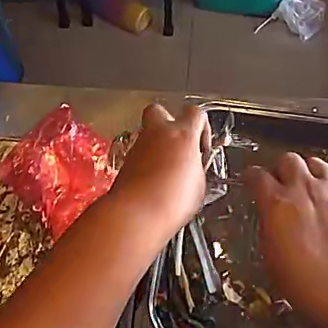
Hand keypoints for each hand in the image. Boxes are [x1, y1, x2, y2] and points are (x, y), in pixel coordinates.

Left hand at [108, 103, 210, 237]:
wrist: (135, 216)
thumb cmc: (171, 201)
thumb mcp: (198, 184)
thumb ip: (196, 167)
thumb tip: (192, 166)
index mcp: (182, 134)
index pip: (195, 113)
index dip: (202, 127)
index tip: (201, 147)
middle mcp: (157, 134)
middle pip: (160, 110)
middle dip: (169, 123)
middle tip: (178, 144)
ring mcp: (138, 146)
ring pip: (147, 133)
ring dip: (157, 145)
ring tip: (167, 169)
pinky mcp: (124, 162)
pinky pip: (138, 153)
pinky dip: (146, 162)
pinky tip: (154, 180)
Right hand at [245, 153, 327, 322]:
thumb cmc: (304, 281)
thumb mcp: (269, 254)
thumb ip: (268, 224)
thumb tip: (269, 215)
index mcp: (276, 203)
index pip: (256, 175)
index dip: (250, 176)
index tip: (251, 179)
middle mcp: (302, 190)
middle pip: (287, 159)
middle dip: (280, 168)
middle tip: (279, 179)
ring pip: (315, 161)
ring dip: (307, 169)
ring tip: (305, 180)